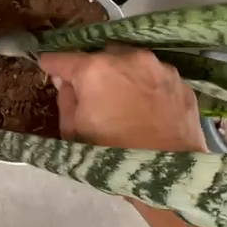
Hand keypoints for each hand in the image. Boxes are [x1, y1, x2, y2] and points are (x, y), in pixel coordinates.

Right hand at [39, 46, 205, 151]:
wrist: (168, 169)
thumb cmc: (112, 151)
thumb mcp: (73, 132)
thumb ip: (65, 99)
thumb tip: (65, 82)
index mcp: (95, 70)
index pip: (63, 59)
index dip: (51, 64)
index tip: (46, 66)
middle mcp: (128, 58)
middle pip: (100, 57)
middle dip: (92, 71)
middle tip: (90, 91)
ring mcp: (159, 67)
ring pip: (131, 63)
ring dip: (122, 75)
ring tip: (121, 98)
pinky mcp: (180, 81)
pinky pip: (154, 77)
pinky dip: (146, 87)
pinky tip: (147, 108)